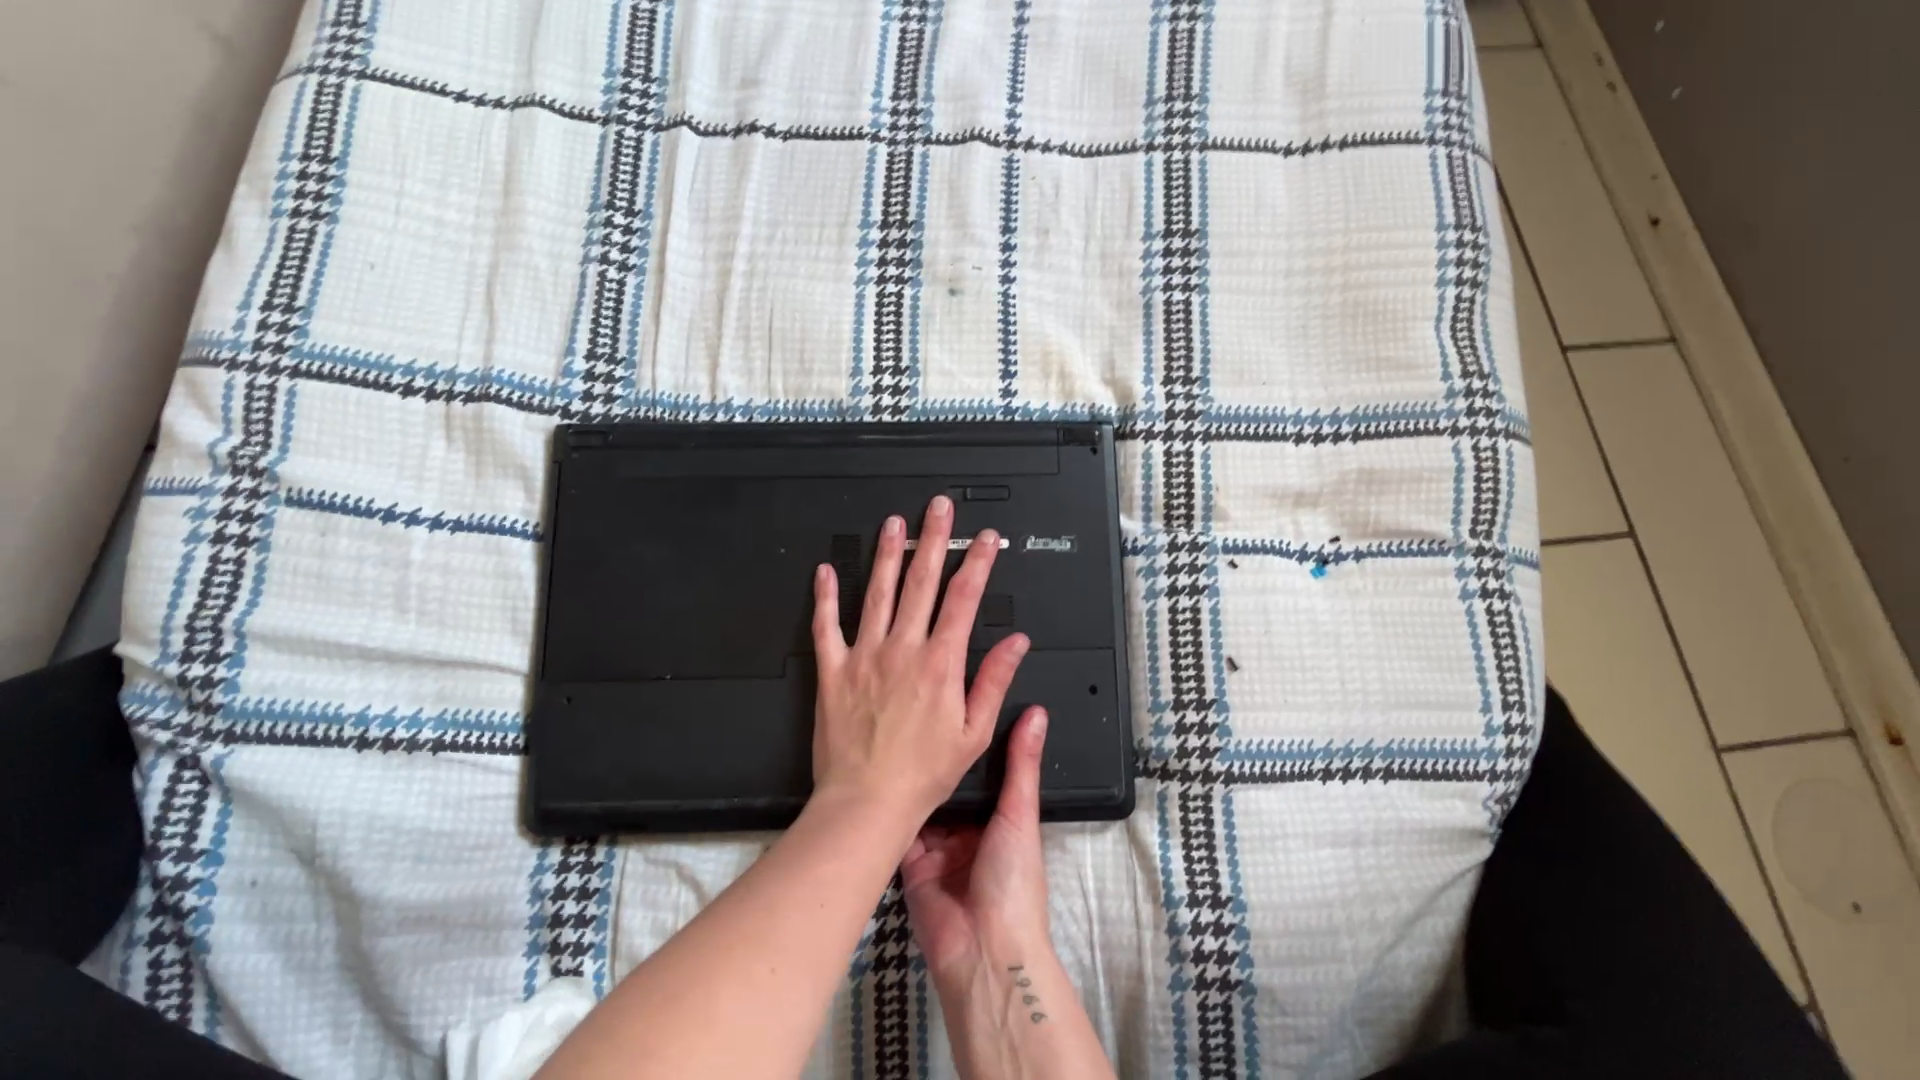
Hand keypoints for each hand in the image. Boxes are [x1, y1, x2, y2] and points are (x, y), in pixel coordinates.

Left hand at [810, 494, 1031, 821]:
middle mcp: (902, 650)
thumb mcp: (974, 732)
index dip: (977, 562)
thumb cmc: (921, 774)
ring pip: (876, 592)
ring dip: (886, 554)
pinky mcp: (833, 671)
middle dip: (933, 538)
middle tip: (938, 507)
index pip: (964, 598)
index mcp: (940, 663)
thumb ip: (994, 680)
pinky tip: (825, 573)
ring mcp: (865, 656)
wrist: (868, 801)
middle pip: (921, 581)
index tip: (986, 538)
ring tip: (893, 524)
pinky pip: (827, 626)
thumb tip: (1016, 645)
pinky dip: (825, 597)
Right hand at [900, 707, 1053, 993]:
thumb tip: (1037, 712)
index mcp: (1000, 820)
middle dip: (934, 762)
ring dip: (910, 781)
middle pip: (948, 789)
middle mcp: (967, 831)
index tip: (951, 704)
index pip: (980, 774)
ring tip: (890, 733)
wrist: (983, 949)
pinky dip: (889, 810)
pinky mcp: (910, 865)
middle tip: (913, 711)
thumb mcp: (1019, 814)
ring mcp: (937, 849)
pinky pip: (899, 831)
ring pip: (921, 805)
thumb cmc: (1013, 879)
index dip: (967, 744)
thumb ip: (1022, 764)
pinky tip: (873, 773)